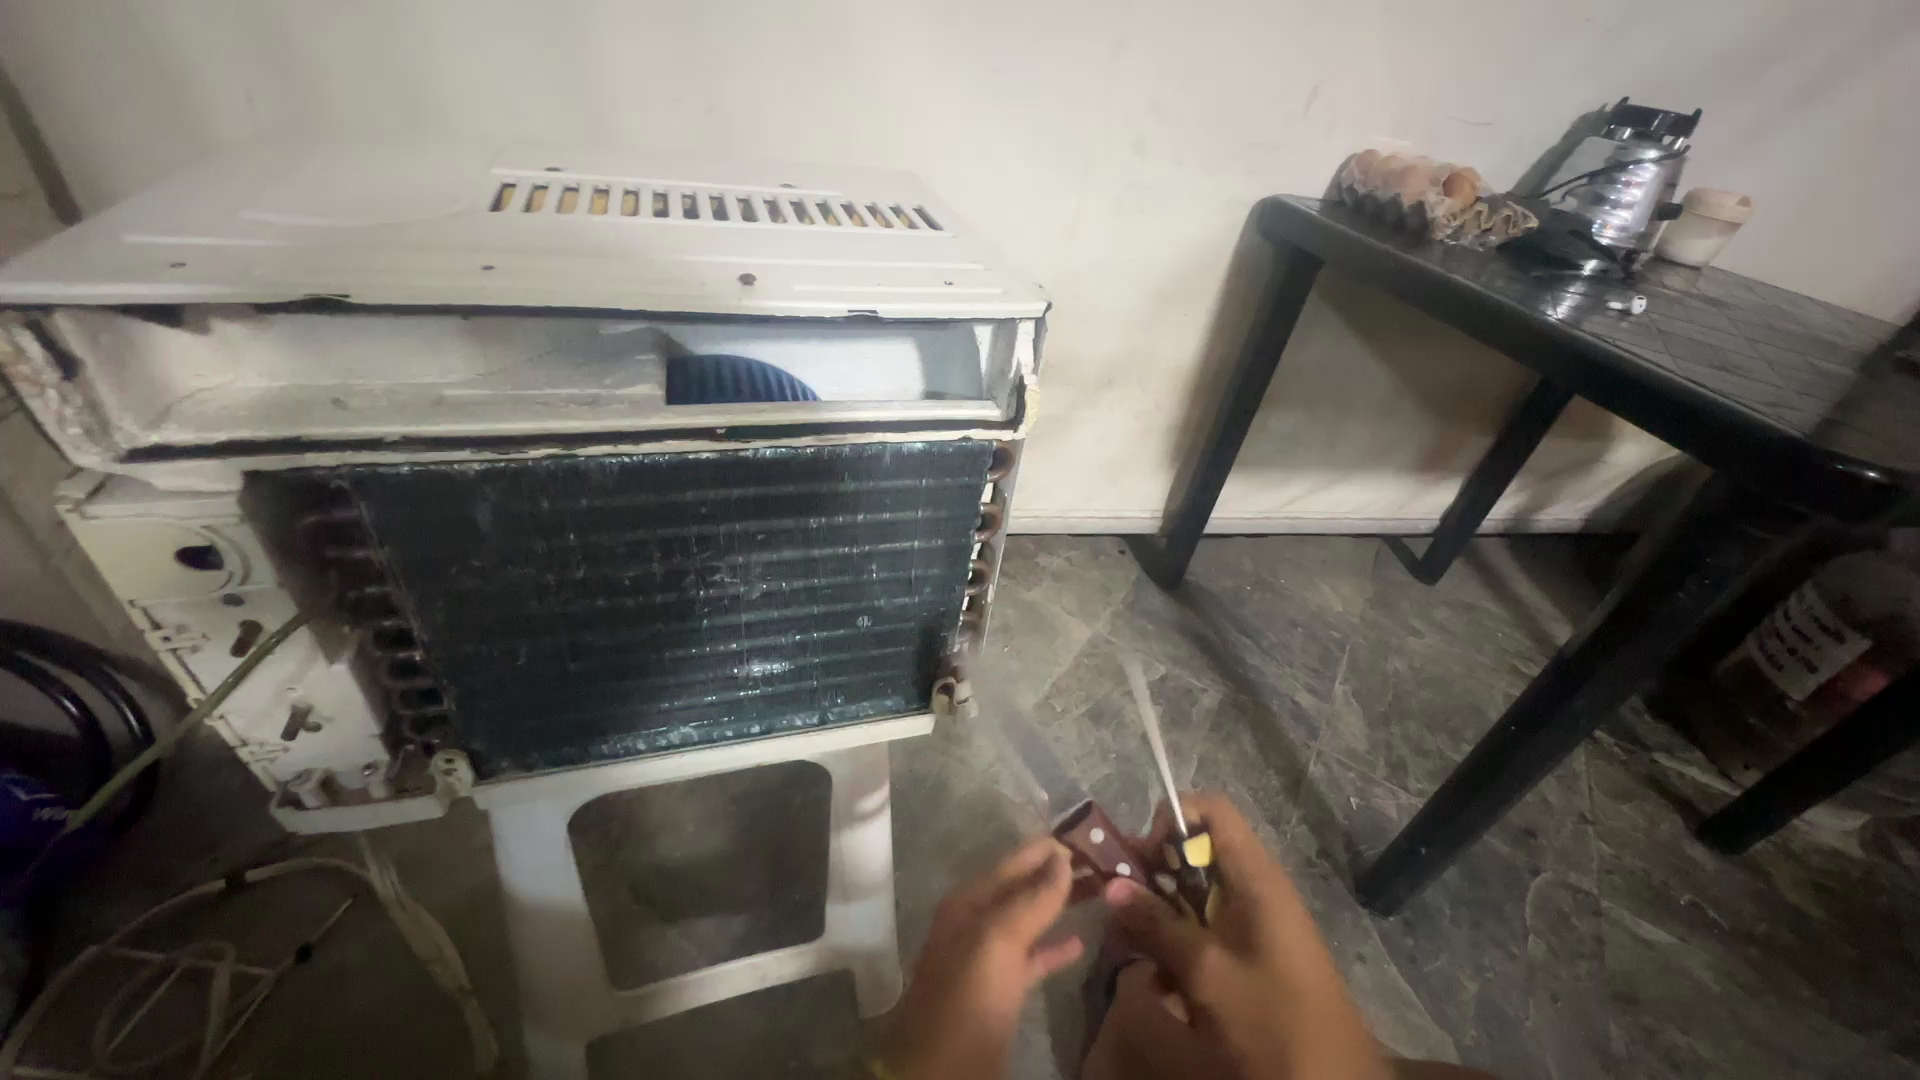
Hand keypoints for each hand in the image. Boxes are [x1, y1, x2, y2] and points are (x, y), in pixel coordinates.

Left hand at [882, 836, 1085, 1079]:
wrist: (941, 1076)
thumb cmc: (966, 999)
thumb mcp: (997, 942)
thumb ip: (1031, 900)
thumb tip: (1062, 858)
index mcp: (967, 904)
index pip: (1010, 863)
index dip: (1043, 849)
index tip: (1084, 835)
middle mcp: (974, 924)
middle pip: (1020, 888)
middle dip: (1055, 874)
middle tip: (1099, 860)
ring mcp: (986, 960)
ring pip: (1028, 921)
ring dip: (1058, 906)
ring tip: (1097, 892)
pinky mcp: (1000, 994)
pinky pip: (1031, 959)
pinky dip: (1054, 948)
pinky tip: (1079, 943)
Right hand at [1099, 793, 1392, 1079]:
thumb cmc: (1274, 1019)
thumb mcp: (1207, 971)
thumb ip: (1157, 924)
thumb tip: (1111, 884)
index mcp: (1254, 877)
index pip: (1210, 811)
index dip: (1171, 823)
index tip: (1142, 860)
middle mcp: (1253, 891)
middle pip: (1193, 856)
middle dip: (1151, 878)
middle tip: (1117, 909)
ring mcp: (1253, 927)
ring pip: (1192, 899)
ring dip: (1157, 920)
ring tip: (1128, 951)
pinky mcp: (1250, 960)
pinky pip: (1204, 935)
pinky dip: (1176, 949)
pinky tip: (1158, 985)